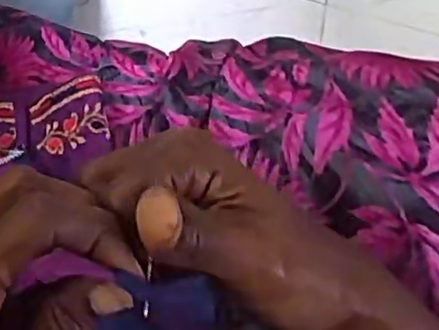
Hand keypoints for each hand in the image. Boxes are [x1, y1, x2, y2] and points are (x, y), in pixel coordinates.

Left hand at [0, 168, 142, 329]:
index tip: (129, 263)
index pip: (31, 214)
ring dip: (52, 207)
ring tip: (94, 242)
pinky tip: (56, 250)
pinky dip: (26, 224)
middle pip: (14, 189)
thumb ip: (62, 325)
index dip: (90, 226)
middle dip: (74, 205)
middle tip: (117, 244)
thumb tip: (118, 288)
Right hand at [81, 129, 438, 329]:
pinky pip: (125, 203)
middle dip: (111, 224)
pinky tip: (146, 261)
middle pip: (104, 179)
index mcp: (186, 150)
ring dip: (117, 230)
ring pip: (109, 190)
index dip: (119, 230)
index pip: (116, 183)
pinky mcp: (171, 190)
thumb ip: (191, 233)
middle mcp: (170, 146)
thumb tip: (143, 213)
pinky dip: (126, 232)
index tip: (142, 276)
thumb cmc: (295, 275)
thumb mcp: (246, 257)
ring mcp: (169, 166)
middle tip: (140, 272)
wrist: (333, 293)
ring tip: (145, 269)